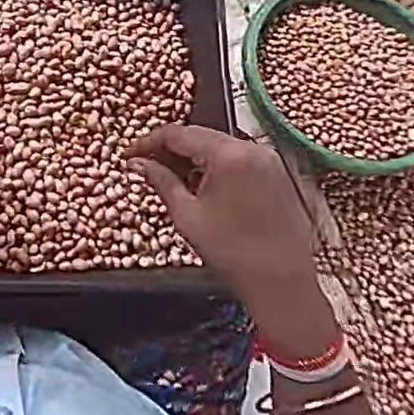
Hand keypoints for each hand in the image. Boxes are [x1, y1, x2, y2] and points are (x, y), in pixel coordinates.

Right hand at [125, 125, 320, 316]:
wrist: (282, 281)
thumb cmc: (233, 251)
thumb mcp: (187, 215)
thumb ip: (161, 181)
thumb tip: (138, 164)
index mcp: (228, 155)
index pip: (178, 133)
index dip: (148, 141)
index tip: (130, 154)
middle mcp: (252, 148)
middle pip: (200, 134)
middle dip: (169, 147)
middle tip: (145, 163)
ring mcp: (268, 159)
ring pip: (218, 145)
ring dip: (191, 155)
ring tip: (169, 175)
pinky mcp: (276, 173)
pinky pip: (237, 157)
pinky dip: (214, 164)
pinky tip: (199, 183)